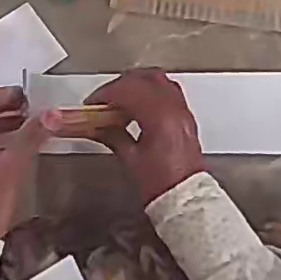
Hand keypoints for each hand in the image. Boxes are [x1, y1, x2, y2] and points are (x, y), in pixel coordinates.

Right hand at [68, 68, 203, 202]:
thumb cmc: (163, 186)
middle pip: (144, 79)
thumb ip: (113, 136)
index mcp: (160, 117)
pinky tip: (138, 107)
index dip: (107, 93)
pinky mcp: (186, 118)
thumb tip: (98, 126)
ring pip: (159, 81)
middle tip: (103, 99)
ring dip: (137, 84)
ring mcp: (183, 112)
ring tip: (119, 100)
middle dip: (120, 85)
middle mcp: (175, 109)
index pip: (130, 89)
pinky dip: (151, 92)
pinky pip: (168, 91)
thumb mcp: (131, 159)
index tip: (94, 102)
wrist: (187, 200)